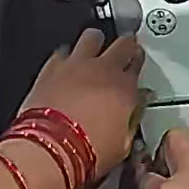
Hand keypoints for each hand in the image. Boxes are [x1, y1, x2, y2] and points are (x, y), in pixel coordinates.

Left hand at [18, 29, 145, 179]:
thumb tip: (133, 112)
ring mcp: (76, 64)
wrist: (50, 148)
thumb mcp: (122, 144)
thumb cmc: (86, 151)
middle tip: (123, 50)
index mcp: (125, 88)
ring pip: (92, 37)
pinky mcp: (52, 67)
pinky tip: (66, 64)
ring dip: (95, 42)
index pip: (139, 65)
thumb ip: (130, 120)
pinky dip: (66, 56)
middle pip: (122, 44)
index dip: (138, 63)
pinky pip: (62, 51)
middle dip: (125, 46)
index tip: (136, 65)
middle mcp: (103, 70)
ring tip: (94, 49)